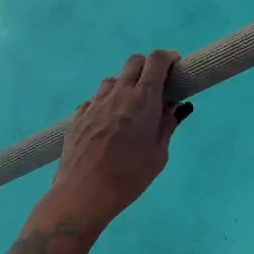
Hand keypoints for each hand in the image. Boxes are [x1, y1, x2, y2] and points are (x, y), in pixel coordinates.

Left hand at [41, 50, 191, 236]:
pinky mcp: (78, 116)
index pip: (156, 60)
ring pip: (113, 80)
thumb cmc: (128, 178)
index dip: (168, 58)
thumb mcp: (158, 155)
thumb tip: (174, 106)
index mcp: (142, 100)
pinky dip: (106, 104)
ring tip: (129, 109)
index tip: (175, 67)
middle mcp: (118, 94)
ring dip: (125, 86)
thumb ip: (167, 126)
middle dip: (148, 67)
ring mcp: (95, 103)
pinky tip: (107, 124)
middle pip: (134, 62)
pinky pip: (95, 100)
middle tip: (155, 87)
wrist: (83, 195)